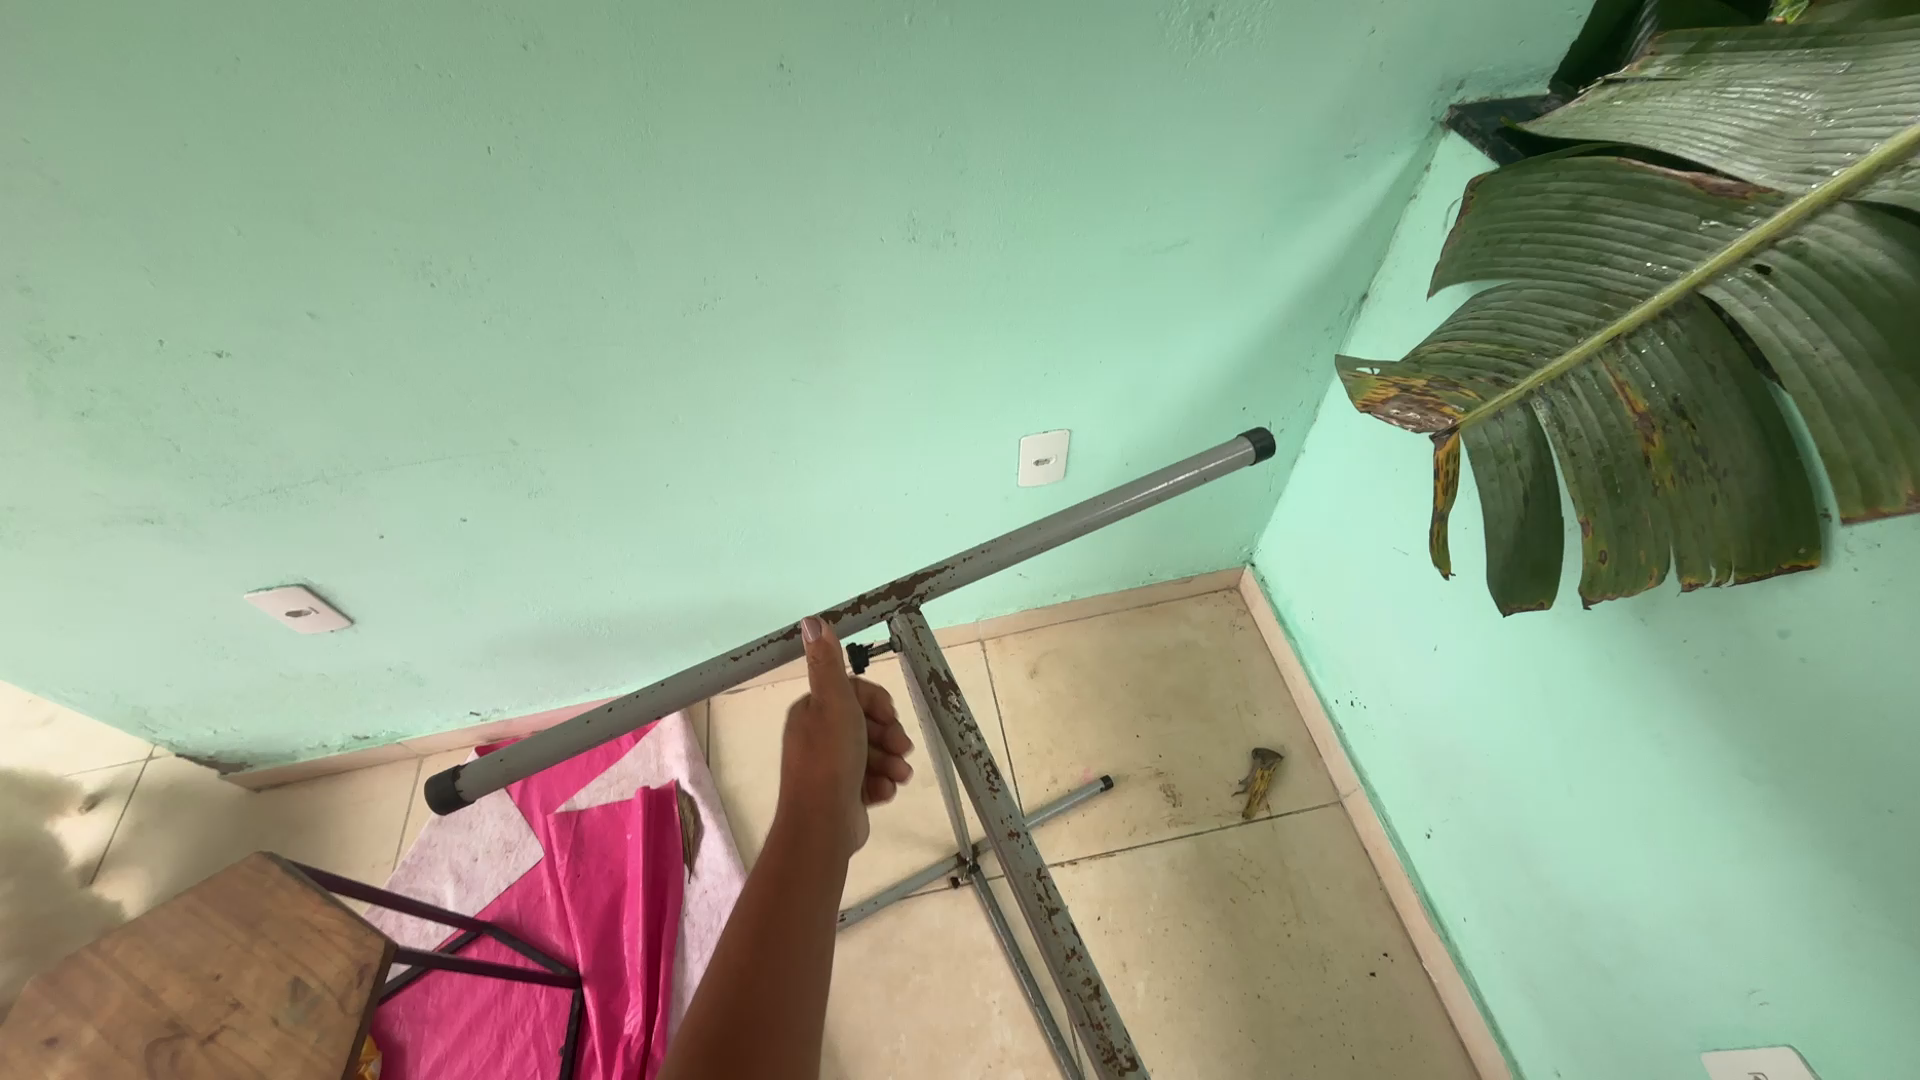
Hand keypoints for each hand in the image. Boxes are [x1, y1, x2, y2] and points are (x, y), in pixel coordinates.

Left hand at [775, 615, 913, 857]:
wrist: (822, 824)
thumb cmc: (830, 758)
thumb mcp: (833, 702)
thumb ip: (827, 663)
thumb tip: (812, 620)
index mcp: (812, 712)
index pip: (855, 695)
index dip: (878, 704)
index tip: (891, 717)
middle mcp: (818, 737)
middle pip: (868, 724)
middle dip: (890, 736)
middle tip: (903, 748)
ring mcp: (830, 768)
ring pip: (874, 753)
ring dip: (891, 762)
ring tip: (899, 776)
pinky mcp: (842, 794)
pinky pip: (870, 780)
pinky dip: (882, 783)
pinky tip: (886, 792)